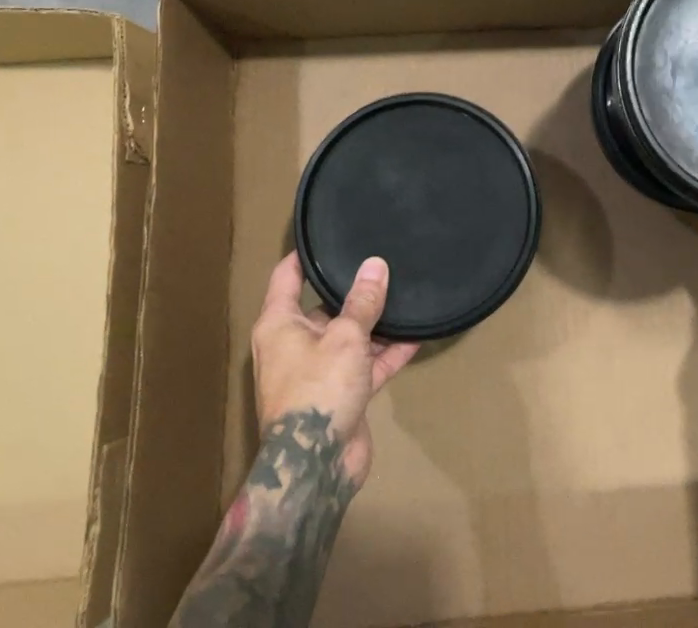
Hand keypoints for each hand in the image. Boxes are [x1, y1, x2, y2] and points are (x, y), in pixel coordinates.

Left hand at [251, 252, 419, 487]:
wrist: (317, 462)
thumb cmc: (318, 388)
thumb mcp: (345, 337)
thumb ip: (363, 302)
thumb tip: (376, 265)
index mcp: (280, 324)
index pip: (287, 277)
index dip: (305, 255)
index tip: (327, 234)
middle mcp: (294, 344)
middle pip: (324, 307)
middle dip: (353, 290)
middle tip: (384, 263)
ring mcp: (318, 371)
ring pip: (349, 337)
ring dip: (376, 324)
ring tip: (408, 295)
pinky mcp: (341, 393)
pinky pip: (366, 364)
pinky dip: (387, 353)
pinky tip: (417, 336)